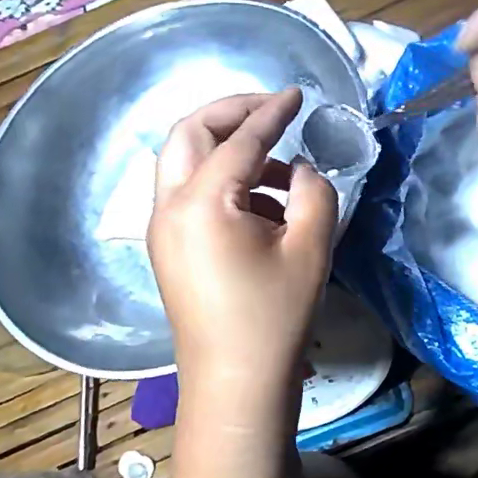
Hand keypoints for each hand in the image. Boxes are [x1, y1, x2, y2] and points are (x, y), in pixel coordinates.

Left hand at [149, 89, 336, 397]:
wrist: (236, 384)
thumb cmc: (275, 317)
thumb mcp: (311, 248)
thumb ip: (315, 193)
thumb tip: (302, 170)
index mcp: (202, 202)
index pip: (240, 139)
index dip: (272, 111)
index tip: (298, 94)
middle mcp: (169, 206)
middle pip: (190, 133)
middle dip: (233, 113)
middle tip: (275, 112)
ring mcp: (162, 229)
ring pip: (185, 162)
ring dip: (229, 150)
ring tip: (282, 172)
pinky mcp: (168, 249)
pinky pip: (189, 193)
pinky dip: (223, 182)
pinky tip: (264, 208)